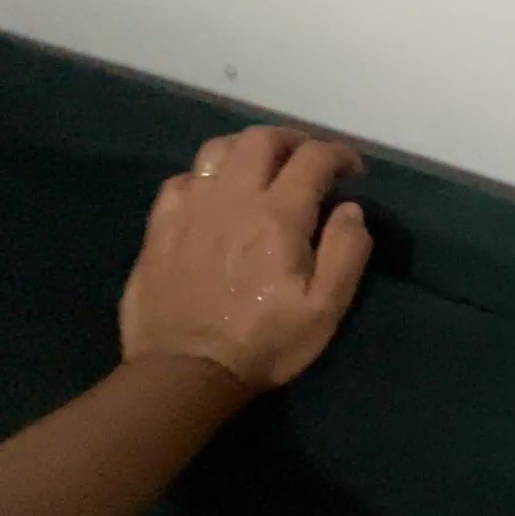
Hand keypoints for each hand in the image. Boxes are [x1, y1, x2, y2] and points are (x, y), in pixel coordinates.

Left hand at [120, 126, 373, 390]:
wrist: (184, 376)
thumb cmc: (267, 340)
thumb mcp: (328, 304)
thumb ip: (348, 249)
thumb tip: (350, 209)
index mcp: (278, 216)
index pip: (314, 157)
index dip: (341, 154)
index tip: (354, 172)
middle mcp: (232, 201)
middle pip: (261, 139)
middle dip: (295, 140)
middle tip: (312, 161)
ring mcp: (190, 213)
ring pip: (217, 150)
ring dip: (249, 150)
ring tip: (266, 169)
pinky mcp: (160, 231)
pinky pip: (181, 181)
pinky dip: (207, 177)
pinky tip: (219, 197)